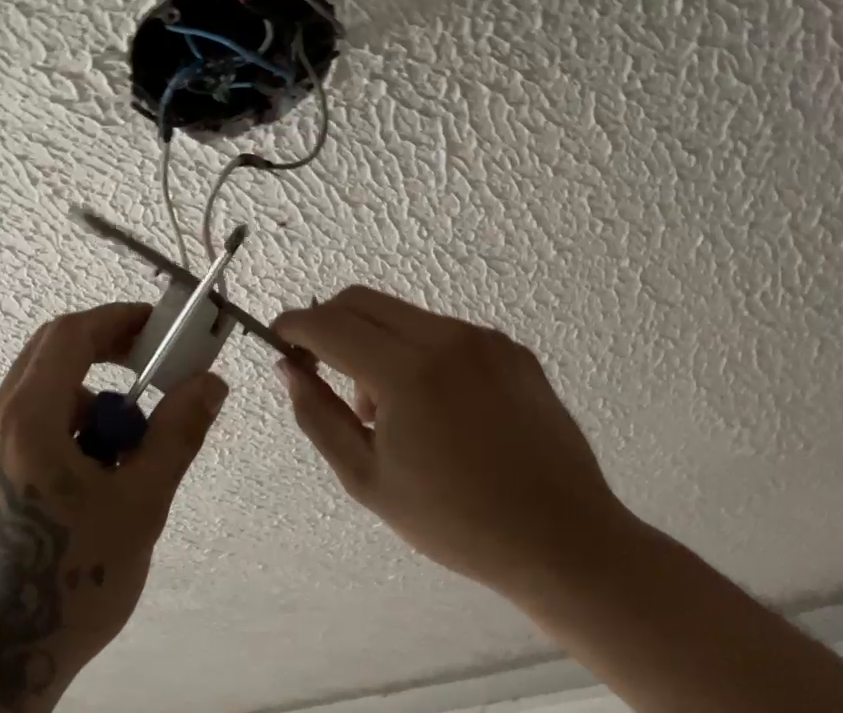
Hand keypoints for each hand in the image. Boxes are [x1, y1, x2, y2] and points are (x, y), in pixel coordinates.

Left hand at [0, 303, 229, 712]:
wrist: (1, 654)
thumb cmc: (73, 579)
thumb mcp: (140, 504)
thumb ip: (176, 434)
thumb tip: (210, 383)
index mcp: (27, 418)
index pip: (70, 335)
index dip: (117, 320)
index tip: (159, 327)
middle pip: (51, 354)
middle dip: (105, 352)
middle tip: (152, 369)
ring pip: (42, 391)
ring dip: (90, 398)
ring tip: (129, 449)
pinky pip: (31, 423)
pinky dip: (69, 425)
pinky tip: (97, 476)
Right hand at [272, 287, 633, 592]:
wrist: (565, 542)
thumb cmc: (457, 522)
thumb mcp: (367, 478)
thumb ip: (317, 414)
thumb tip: (287, 368)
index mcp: (408, 372)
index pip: (328, 323)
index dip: (293, 326)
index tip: (277, 341)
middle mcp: (447, 339)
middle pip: (361, 300)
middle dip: (327, 324)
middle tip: (320, 371)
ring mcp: (485, 340)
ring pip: (401, 314)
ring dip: (372, 341)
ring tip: (384, 408)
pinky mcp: (511, 351)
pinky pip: (442, 332)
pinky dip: (414, 351)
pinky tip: (430, 407)